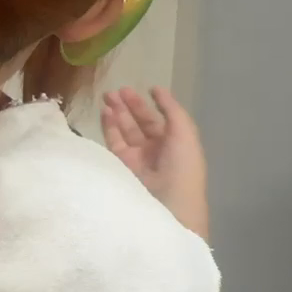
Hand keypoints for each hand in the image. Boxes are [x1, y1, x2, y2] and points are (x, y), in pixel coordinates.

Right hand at [101, 86, 208, 238]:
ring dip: (118, 112)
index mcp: (176, 143)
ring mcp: (136, 156)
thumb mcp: (185, 136)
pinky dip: (108, 125)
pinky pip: (112, 139)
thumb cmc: (181, 168)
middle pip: (141, 122)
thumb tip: (157, 91)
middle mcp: (156, 148)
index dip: (156, 104)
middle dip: (131, 105)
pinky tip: (106, 112)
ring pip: (125, 129)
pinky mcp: (118, 162)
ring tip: (107, 96)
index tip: (146, 88)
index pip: (163, 120)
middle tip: (117, 90)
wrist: (165, 203)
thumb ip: (173, 112)